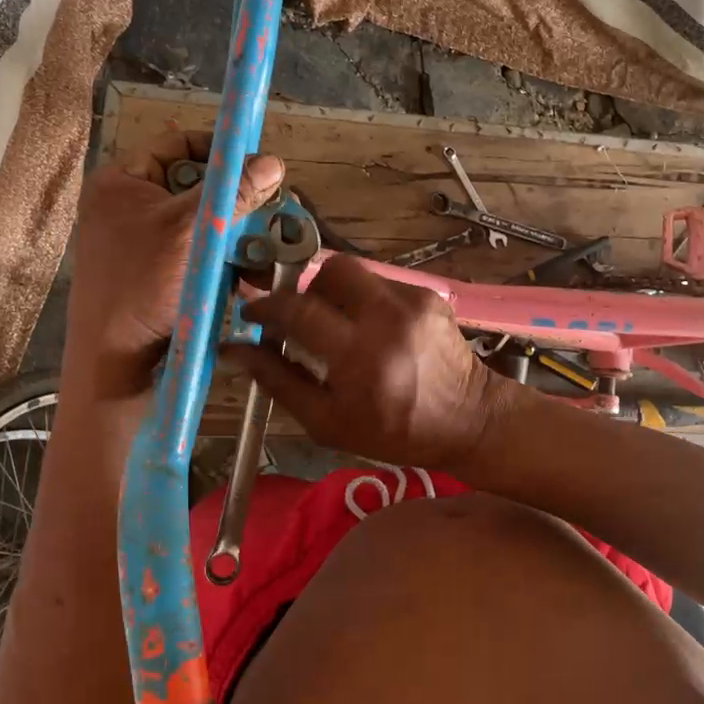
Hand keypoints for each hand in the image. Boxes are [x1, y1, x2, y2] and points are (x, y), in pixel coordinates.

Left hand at [68, 130, 283, 394]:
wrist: (115, 364)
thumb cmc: (143, 286)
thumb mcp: (193, 231)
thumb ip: (233, 192)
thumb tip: (273, 162)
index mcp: (122, 182)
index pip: (178, 144)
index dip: (221, 151)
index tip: (259, 168)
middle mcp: (130, 206)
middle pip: (198, 186)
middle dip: (237, 205)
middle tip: (271, 216)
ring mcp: (143, 242)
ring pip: (205, 224)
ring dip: (239, 240)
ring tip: (265, 258)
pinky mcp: (158, 273)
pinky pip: (201, 254)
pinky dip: (226, 264)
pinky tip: (250, 280)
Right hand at [223, 255, 512, 469]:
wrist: (469, 420)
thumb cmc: (393, 432)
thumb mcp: (327, 421)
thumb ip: (278, 380)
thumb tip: (234, 348)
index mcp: (360, 356)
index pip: (300, 310)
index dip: (267, 307)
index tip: (252, 314)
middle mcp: (387, 318)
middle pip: (330, 270)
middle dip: (305, 288)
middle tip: (299, 316)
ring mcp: (412, 301)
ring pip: (356, 273)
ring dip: (334, 292)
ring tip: (335, 325)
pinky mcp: (428, 295)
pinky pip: (381, 283)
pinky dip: (364, 301)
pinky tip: (370, 331)